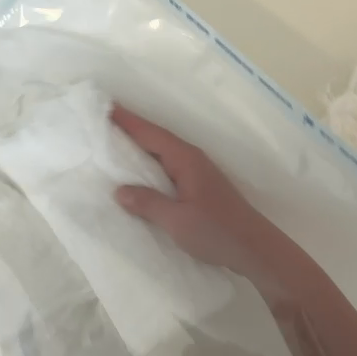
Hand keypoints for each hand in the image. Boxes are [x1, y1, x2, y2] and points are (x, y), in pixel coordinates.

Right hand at [111, 106, 300, 284]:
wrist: (255, 249)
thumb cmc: (217, 232)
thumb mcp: (177, 221)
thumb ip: (148, 203)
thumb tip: (119, 191)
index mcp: (185, 159)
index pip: (151, 133)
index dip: (128, 121)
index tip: (105, 106)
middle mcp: (191, 159)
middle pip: (156, 138)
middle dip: (131, 129)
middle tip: (101, 122)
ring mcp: (197, 172)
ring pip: (162, 152)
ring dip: (140, 147)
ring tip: (113, 145)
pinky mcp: (198, 186)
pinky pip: (167, 166)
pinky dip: (150, 164)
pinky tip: (139, 174)